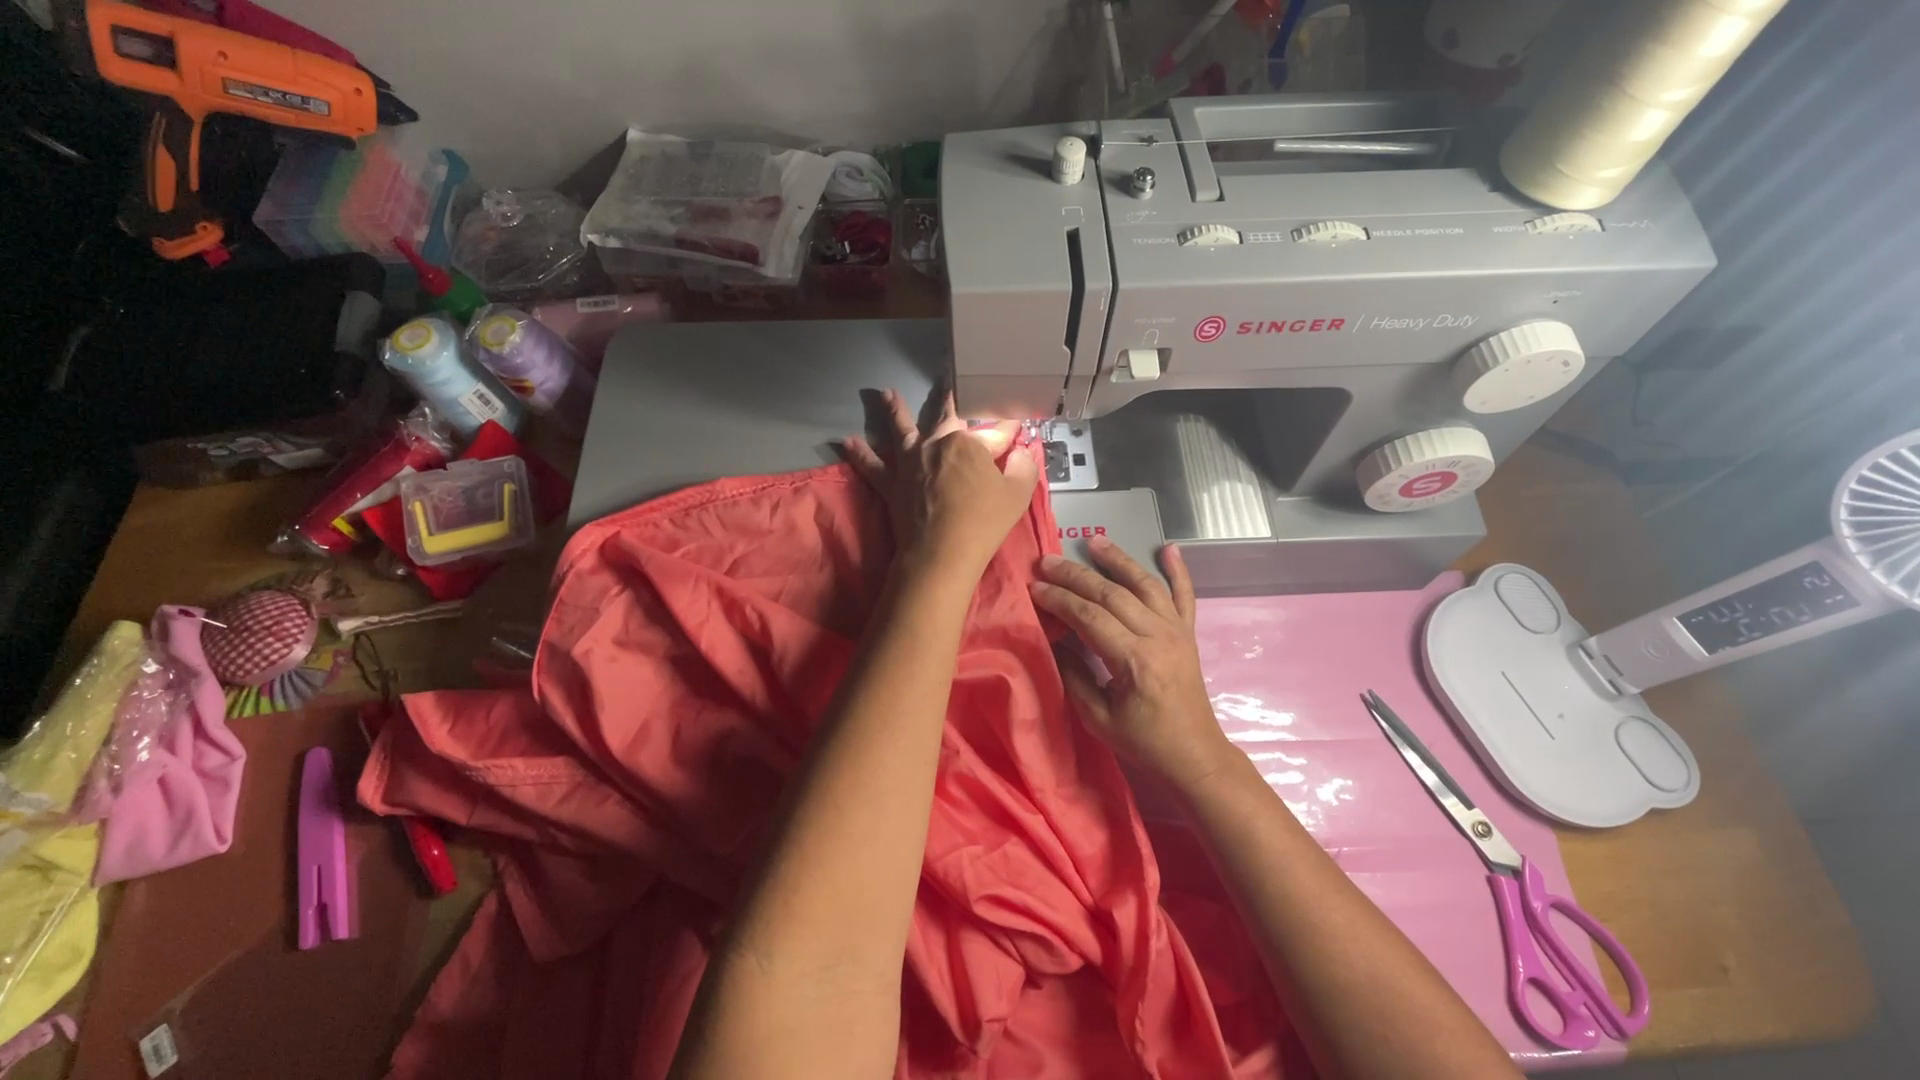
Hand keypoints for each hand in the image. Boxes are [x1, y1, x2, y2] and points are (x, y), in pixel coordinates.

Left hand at [841, 388, 1039, 578]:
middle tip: (945, 381)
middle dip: (948, 399)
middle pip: (943, 417)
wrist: (940, 554)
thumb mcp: (1017, 494)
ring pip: (902, 430)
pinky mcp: (891, 484)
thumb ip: (1022, 467)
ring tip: (887, 394)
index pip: (993, 432)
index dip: (1008, 430)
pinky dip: (860, 454)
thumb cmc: (983, 523)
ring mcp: (909, 462)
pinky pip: (872, 466)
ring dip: (895, 411)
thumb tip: (1021, 453)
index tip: (1017, 427)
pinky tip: (847, 442)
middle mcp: (934, 443)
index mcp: (966, 442)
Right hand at [1030, 537, 1236, 791]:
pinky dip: (1178, 570)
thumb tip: (1053, 638)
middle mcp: (1158, 636)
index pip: (1089, 617)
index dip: (1059, 599)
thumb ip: (1074, 674)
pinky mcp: (1188, 634)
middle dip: (1076, 575)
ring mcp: (1177, 631)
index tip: (1034, 587)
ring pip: (1145, 585)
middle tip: (1046, 561)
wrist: (1194, 754)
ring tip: (1093, 541)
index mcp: (1134, 660)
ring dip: (1118, 560)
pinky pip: (1184, 595)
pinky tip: (1169, 548)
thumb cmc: (1143, 741)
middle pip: (1112, 594)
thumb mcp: (1097, 717)